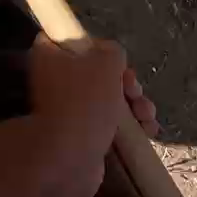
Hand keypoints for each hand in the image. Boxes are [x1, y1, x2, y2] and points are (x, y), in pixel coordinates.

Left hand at [28, 34, 155, 196]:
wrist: (69, 159)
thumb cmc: (84, 102)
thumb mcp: (105, 63)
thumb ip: (112, 51)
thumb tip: (112, 55)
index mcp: (49, 53)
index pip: (71, 37)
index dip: (96, 45)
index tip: (114, 58)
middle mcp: (53, 77)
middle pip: (95, 69)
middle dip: (124, 81)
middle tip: (135, 91)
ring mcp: (66, 107)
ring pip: (105, 96)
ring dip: (133, 104)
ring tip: (147, 115)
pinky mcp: (80, 133)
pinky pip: (106, 120)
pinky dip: (128, 124)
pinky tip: (148, 130)